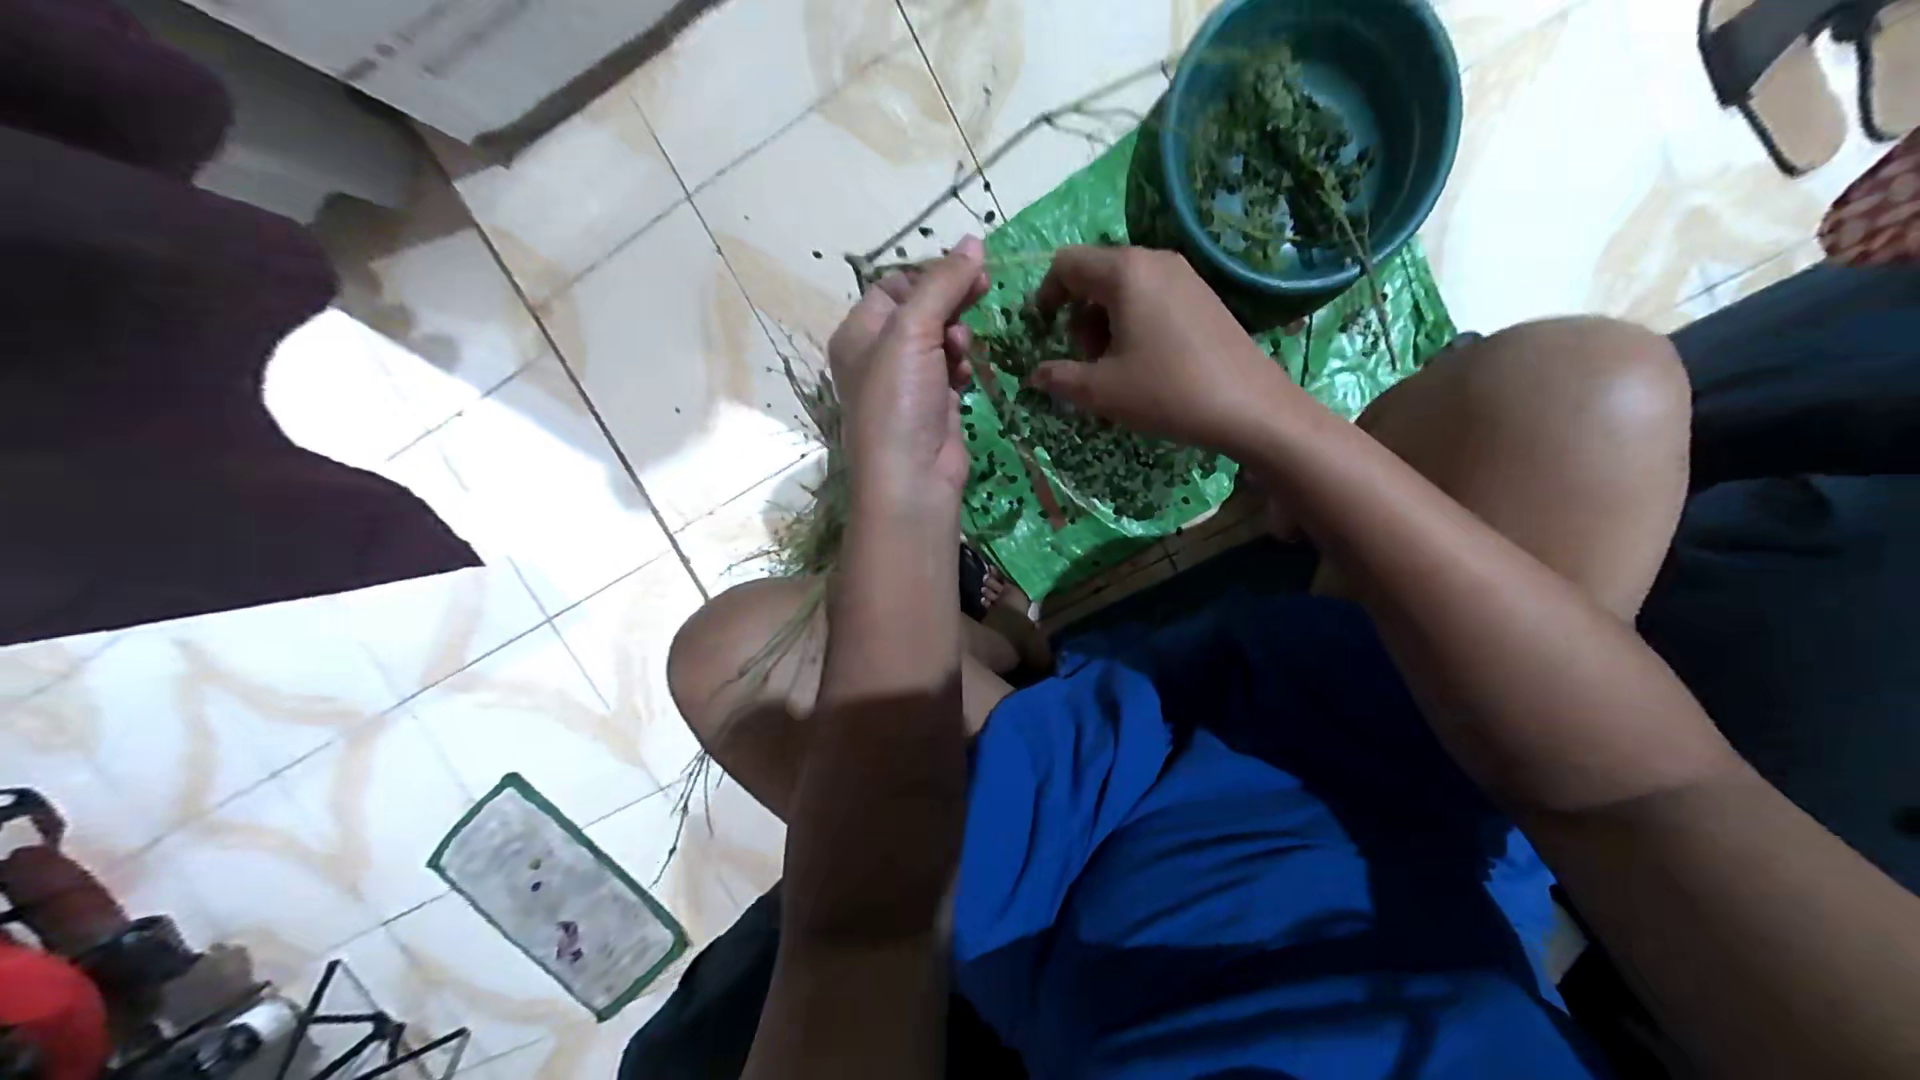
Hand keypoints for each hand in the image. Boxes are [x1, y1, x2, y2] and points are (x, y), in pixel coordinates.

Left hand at [827, 237, 988, 508]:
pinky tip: (965, 374)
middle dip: (950, 303)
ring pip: (939, 339)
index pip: (893, 286)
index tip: (966, 271)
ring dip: (956, 336)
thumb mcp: (912, 331)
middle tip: (982, 290)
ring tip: (961, 349)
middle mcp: (877, 355)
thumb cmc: (898, 400)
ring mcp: (906, 383)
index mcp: (857, 333)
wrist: (911, 478)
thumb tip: (973, 241)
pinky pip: (950, 370)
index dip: (928, 276)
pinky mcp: (932, 405)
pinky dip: (960, 366)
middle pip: (920, 310)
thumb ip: (942, 284)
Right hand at [1027, 246, 1305, 451]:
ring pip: (1124, 289)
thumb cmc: (1166, 392)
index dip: (1046, 295)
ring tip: (1114, 368)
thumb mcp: (1101, 391)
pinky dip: (1133, 324)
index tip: (1042, 330)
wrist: (1250, 408)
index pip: (1067, 264)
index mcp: (1125, 272)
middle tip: (1085, 361)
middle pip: (1096, 275)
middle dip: (1078, 316)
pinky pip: (1152, 298)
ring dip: (1104, 324)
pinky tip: (1144, 364)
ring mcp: (1185, 277)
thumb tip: (1034, 375)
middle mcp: (1155, 261)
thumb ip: (1058, 378)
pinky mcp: (1203, 297)